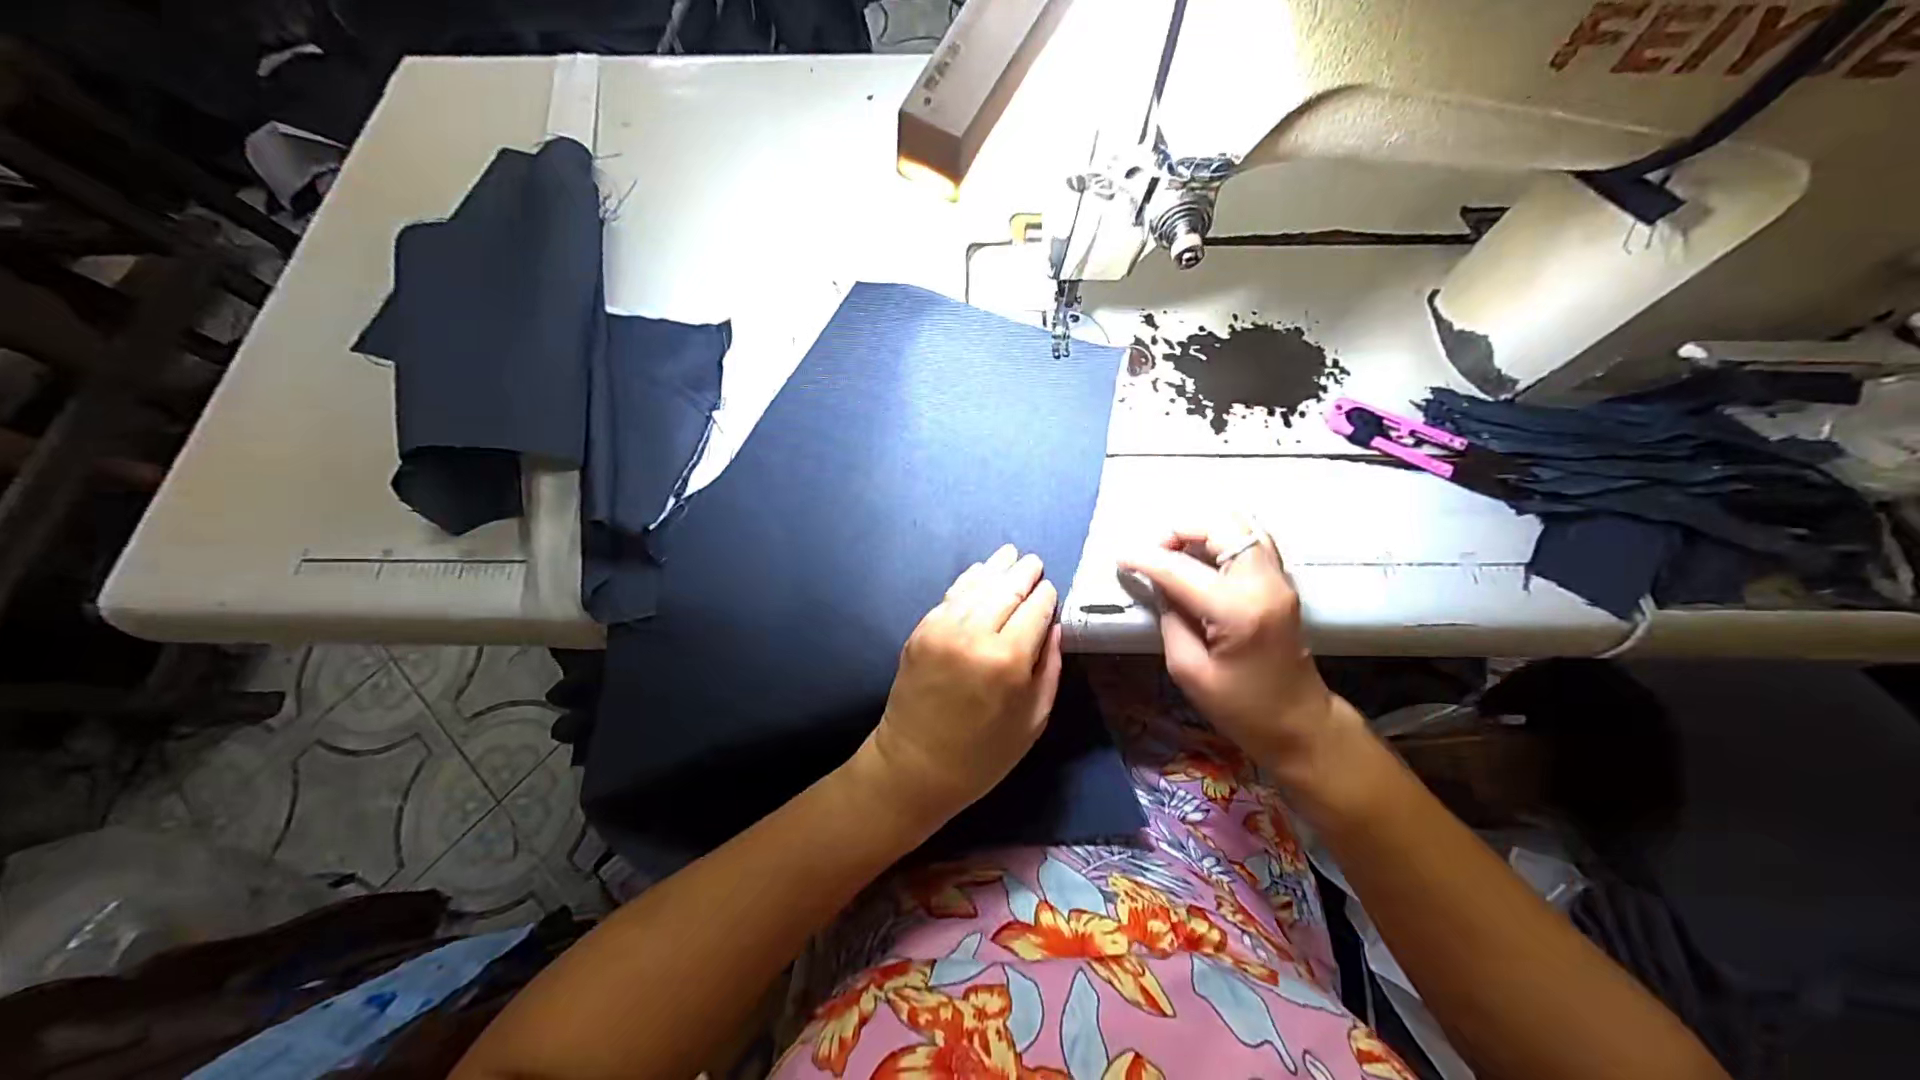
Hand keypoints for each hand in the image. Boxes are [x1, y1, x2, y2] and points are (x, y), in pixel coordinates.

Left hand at [857, 544, 1064, 829]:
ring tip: (1011, 554)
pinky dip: (968, 581)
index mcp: (1009, 660)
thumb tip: (1054, 627)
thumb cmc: (984, 754)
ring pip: (977, 586)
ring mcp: (942, 629)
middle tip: (1034, 562)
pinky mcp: (921, 631)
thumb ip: (1049, 668)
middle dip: (1024, 573)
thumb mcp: (1033, 719)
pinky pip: (950, 596)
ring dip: (996, 568)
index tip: (1051, 590)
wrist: (916, 766)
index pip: (1035, 609)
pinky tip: (979, 573)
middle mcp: (975, 635)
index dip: (1046, 596)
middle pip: (1006, 590)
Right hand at [1119, 515, 1360, 787]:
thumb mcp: (1189, 670)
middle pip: (1222, 526)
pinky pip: (1252, 542)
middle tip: (1157, 554)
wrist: (1300, 725)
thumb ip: (1171, 619)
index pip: (1181, 568)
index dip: (1146, 560)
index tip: (1122, 559)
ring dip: (1204, 532)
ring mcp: (1279, 580)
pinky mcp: (1282, 584)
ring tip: (1178, 554)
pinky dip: (1223, 540)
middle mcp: (1264, 583)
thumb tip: (1160, 585)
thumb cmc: (1241, 708)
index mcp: (1237, 609)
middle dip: (1182, 531)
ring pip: (1242, 527)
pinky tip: (1203, 560)